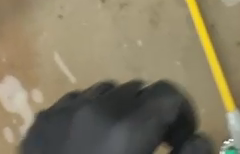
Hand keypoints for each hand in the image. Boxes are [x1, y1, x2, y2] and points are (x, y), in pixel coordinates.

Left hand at [19, 80, 212, 153]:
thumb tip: (199, 137)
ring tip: (117, 149)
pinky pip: (75, 104)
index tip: (180, 142)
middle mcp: (97, 108)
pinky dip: (88, 119)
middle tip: (150, 149)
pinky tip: (86, 150)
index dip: (181, 115)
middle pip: (137, 92)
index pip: (168, 94)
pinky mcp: (41, 123)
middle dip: (149, 115)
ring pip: (105, 93)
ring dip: (118, 114)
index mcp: (128, 128)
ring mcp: (65, 112)